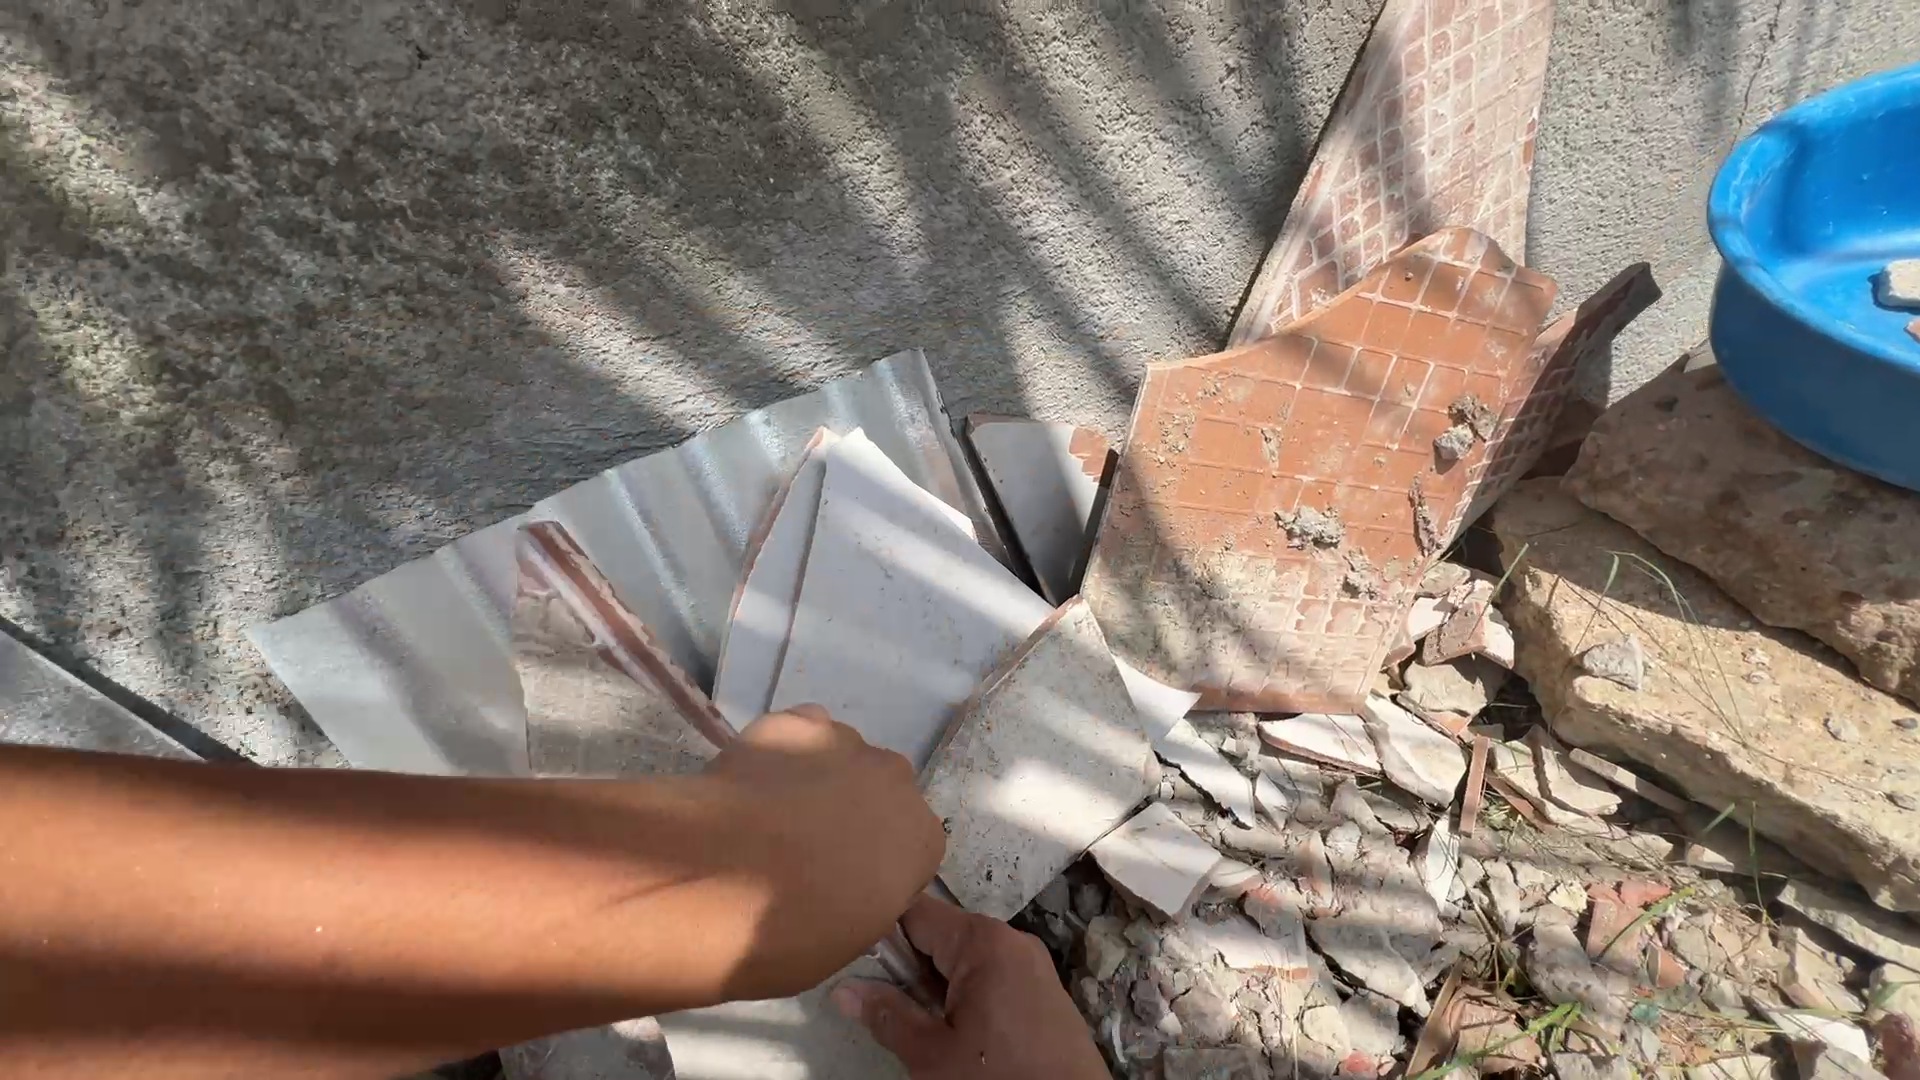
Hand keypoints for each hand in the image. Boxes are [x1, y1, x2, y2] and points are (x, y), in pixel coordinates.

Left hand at [697, 705, 945, 1001]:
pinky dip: (787, 750)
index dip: (877, 865)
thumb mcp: (846, 940)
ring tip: (770, 815)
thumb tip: (849, 883)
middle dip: (855, 813)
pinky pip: (803, 731)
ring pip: (843, 758)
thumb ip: (867, 896)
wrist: (714, 879)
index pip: (912, 849)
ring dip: (820, 779)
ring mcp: (846, 741)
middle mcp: (896, 780)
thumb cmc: (787, 932)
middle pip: (882, 793)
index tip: (843, 885)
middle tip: (806, 849)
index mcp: (921, 838)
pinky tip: (756, 781)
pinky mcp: (797, 720)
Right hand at [832, 894, 1107, 1079]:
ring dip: (939, 987)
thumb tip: (843, 990)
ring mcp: (1031, 962)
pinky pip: (992, 976)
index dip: (883, 935)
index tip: (859, 962)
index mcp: (982, 939)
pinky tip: (963, 1035)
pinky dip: (968, 997)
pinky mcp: (1043, 990)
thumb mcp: (933, 1057)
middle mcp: (1009, 937)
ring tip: (930, 1029)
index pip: (916, 913)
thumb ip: (889, 1015)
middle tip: (897, 1011)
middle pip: (941, 935)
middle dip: (913, 969)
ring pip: (965, 959)